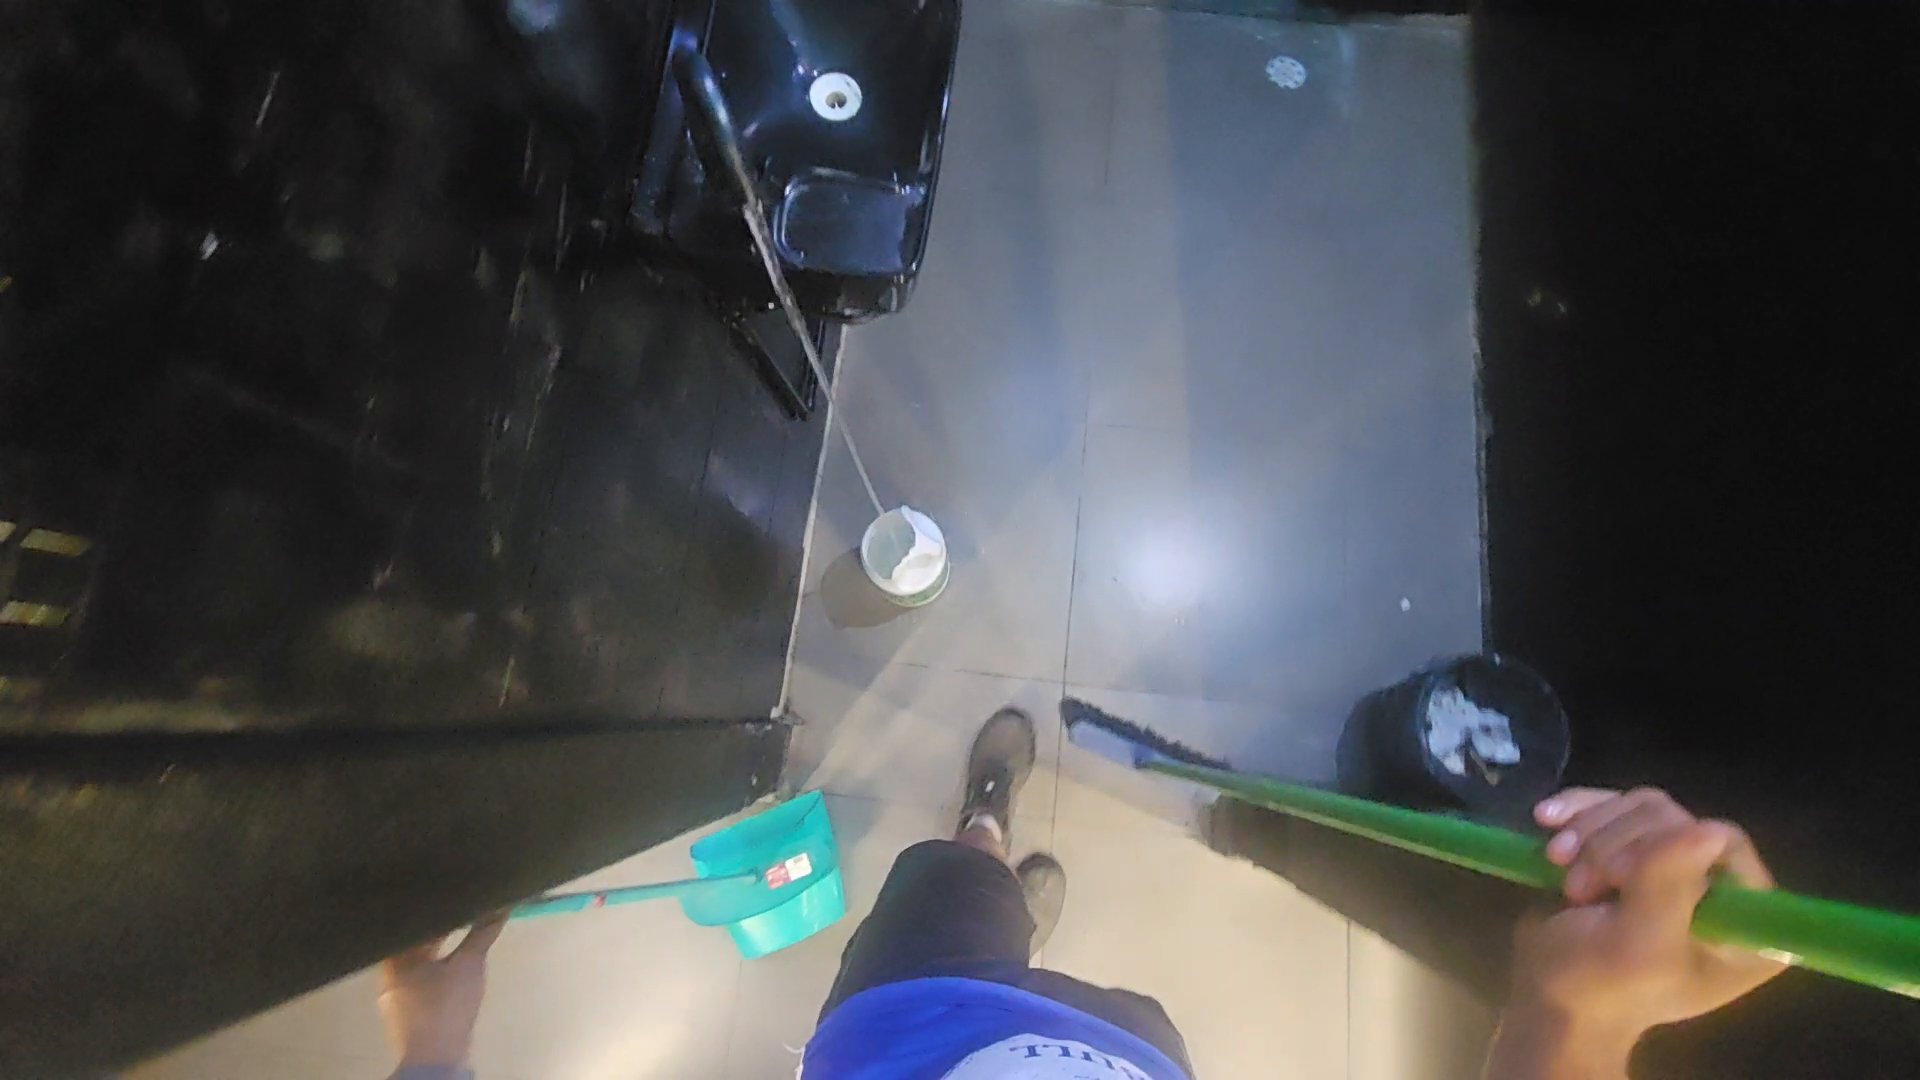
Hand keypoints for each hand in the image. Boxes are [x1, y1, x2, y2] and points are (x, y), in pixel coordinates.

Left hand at [378, 914, 507, 1068]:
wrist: (436, 1056)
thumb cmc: (446, 1003)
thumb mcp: (470, 961)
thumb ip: (484, 931)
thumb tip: (502, 904)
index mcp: (396, 962)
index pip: (409, 926)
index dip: (428, 910)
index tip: (447, 896)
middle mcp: (391, 976)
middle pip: (414, 942)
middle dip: (438, 927)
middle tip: (461, 907)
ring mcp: (399, 994)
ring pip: (420, 959)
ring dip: (440, 945)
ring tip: (464, 928)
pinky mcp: (411, 1008)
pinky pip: (424, 975)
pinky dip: (439, 963)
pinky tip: (457, 959)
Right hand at [1490, 788, 1785, 1077]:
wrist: (1549, 990)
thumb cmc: (1602, 981)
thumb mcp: (1639, 944)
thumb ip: (1670, 888)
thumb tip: (1706, 830)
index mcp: (1744, 920)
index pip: (1722, 843)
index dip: (1663, 846)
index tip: (1615, 876)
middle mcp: (1714, 887)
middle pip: (1668, 818)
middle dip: (1609, 843)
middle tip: (1578, 884)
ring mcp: (1664, 864)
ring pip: (1631, 807)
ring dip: (1584, 830)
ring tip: (1556, 861)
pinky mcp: (1617, 849)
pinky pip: (1601, 805)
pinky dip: (1569, 809)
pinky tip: (1543, 822)